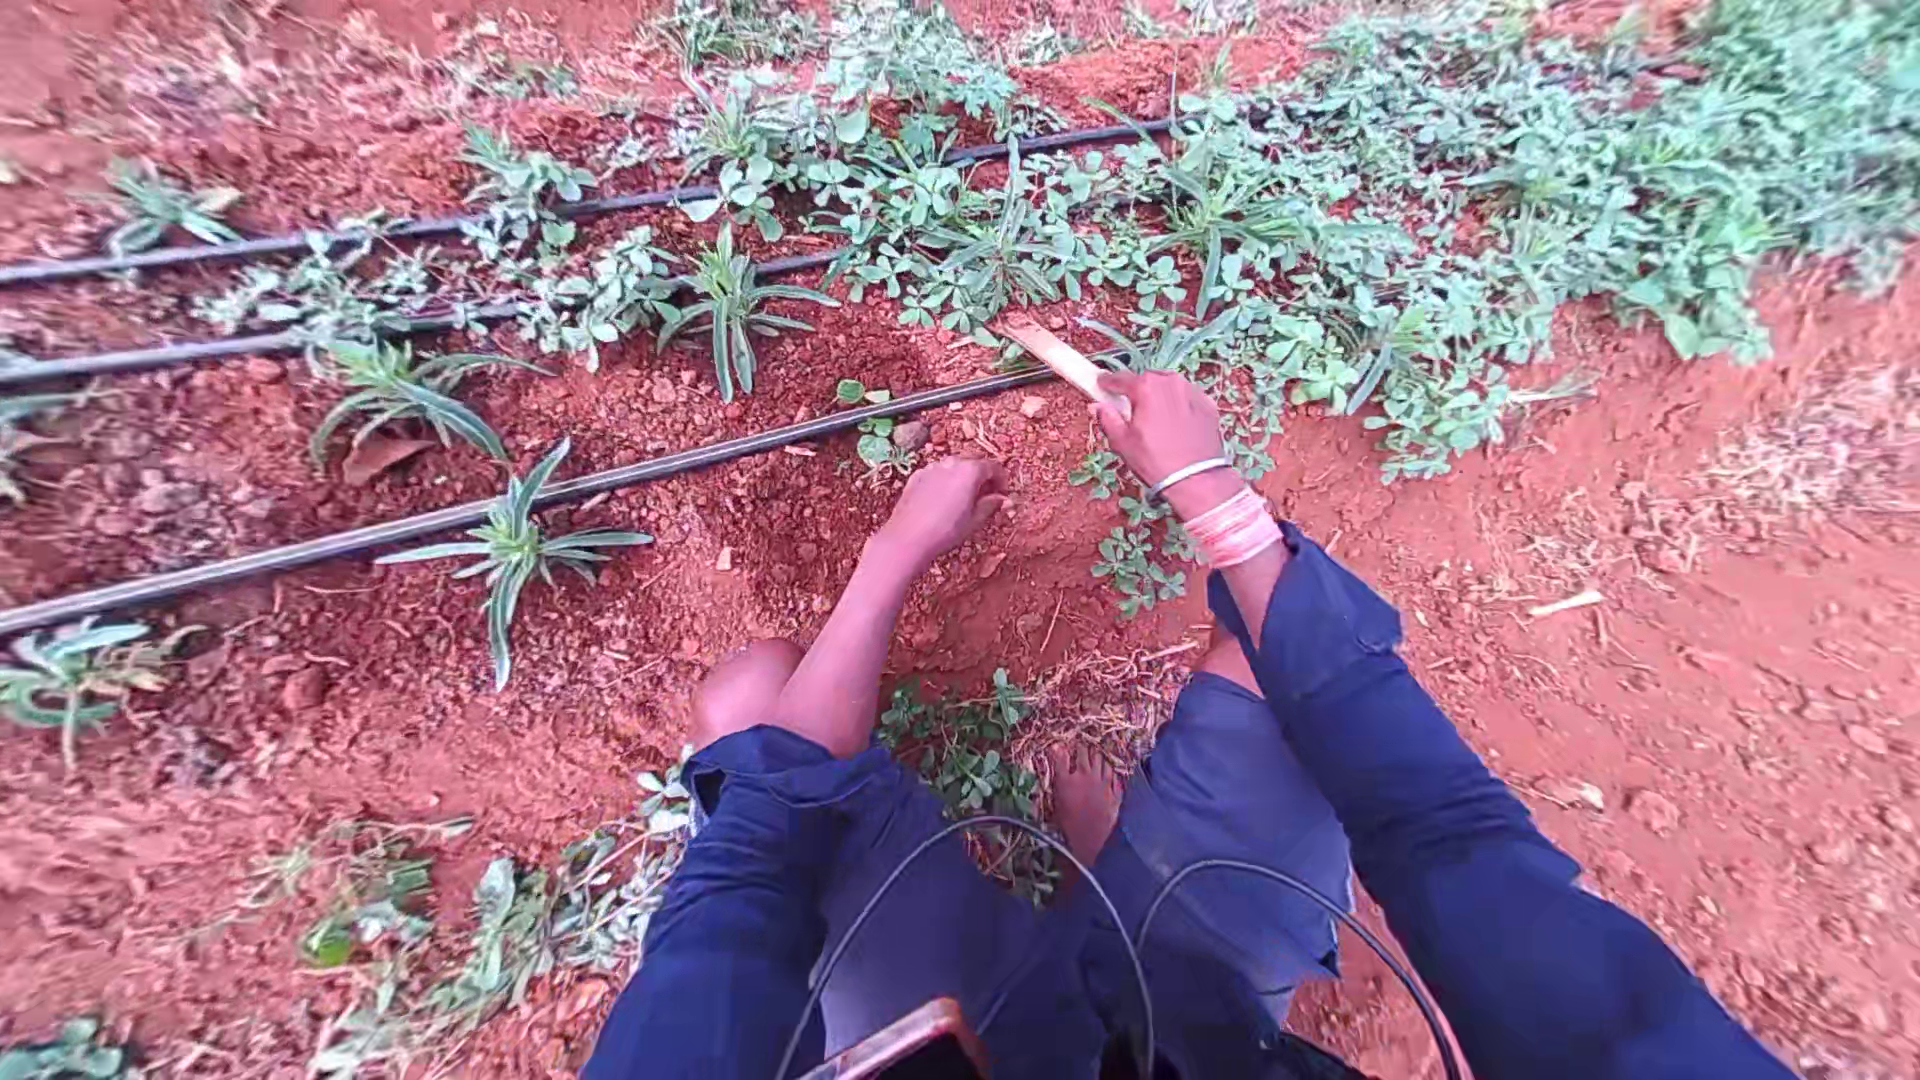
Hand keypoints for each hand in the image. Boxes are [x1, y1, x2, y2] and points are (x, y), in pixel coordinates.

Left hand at [871, 456, 1007, 568]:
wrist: (909, 538)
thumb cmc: (945, 531)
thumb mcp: (974, 520)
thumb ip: (990, 504)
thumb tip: (1002, 499)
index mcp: (970, 470)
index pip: (993, 467)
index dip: (1001, 480)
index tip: (1002, 493)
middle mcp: (951, 463)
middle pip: (973, 461)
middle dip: (982, 475)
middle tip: (987, 494)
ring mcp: (931, 468)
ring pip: (954, 466)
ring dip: (963, 477)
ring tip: (965, 498)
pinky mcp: (917, 477)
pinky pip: (937, 473)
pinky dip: (945, 481)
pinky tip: (944, 500)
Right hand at [1092, 371, 1245, 519]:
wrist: (1195, 478)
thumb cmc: (1155, 461)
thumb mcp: (1122, 442)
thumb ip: (1108, 419)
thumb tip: (1098, 407)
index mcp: (1147, 388)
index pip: (1120, 378)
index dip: (1108, 382)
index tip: (1102, 385)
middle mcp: (1171, 383)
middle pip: (1147, 380)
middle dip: (1137, 391)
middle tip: (1129, 409)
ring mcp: (1192, 392)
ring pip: (1169, 387)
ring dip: (1158, 397)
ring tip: (1153, 418)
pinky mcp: (1208, 405)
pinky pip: (1186, 398)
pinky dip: (1177, 405)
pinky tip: (1173, 425)